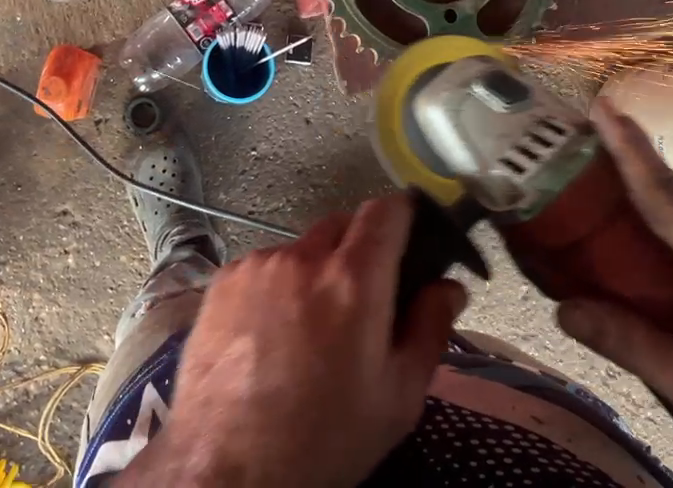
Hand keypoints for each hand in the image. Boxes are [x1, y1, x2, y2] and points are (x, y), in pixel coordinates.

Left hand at [119, 195, 466, 487]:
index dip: (403, 215)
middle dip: (358, 251)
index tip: (409, 234)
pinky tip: (270, 335)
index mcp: (353, 280)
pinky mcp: (224, 279)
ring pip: (301, 249)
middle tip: (360, 302)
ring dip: (313, 272)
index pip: (386, 211)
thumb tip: (449, 287)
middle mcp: (303, 258)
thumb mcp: (397, 397)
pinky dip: (275, 287)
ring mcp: (258, 265)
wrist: (227, 465)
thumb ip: (430, 329)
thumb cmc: (323, 438)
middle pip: (342, 225)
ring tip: (308, 329)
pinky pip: (264, 267)